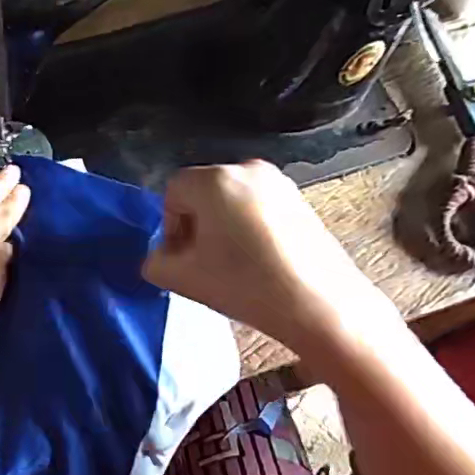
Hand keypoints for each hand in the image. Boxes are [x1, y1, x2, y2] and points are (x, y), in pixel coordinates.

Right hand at [142, 161, 407, 363]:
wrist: (321, 305)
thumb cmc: (244, 286)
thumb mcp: (181, 279)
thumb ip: (154, 261)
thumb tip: (162, 255)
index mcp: (215, 179)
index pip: (173, 192)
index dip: (169, 226)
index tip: (184, 259)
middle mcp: (247, 169)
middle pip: (202, 192)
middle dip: (196, 224)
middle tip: (204, 263)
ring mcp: (279, 182)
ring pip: (230, 201)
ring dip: (222, 227)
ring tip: (233, 265)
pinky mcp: (301, 200)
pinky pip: (257, 207)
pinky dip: (248, 228)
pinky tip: (258, 261)